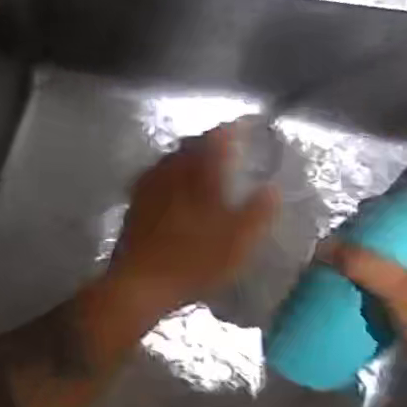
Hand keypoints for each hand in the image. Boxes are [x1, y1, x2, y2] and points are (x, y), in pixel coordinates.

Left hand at [105, 123, 277, 316]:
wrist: (139, 282)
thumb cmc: (194, 262)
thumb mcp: (238, 242)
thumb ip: (258, 212)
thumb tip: (272, 188)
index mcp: (200, 175)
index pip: (217, 138)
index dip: (232, 129)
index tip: (244, 125)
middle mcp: (172, 171)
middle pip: (191, 144)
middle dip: (209, 141)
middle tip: (226, 146)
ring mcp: (148, 185)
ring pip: (171, 158)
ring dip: (188, 155)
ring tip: (202, 163)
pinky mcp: (133, 202)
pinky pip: (155, 174)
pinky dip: (169, 172)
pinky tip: (172, 184)